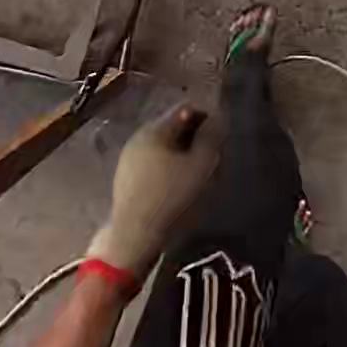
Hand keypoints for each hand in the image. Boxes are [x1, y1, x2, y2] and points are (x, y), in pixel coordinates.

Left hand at [87, 105, 223, 280]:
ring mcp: (129, 158)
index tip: (221, 136)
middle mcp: (138, 137)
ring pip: (162, 146)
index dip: (207, 118)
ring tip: (198, 172)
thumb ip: (211, 138)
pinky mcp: (125, 178)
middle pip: (172, 126)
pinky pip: (153, 162)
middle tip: (212, 155)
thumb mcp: (200, 166)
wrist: (134, 237)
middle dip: (194, 136)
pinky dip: (168, 166)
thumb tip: (217, 118)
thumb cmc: (171, 197)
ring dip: (182, 153)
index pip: (185, 109)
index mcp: (155, 129)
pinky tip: (178, 185)